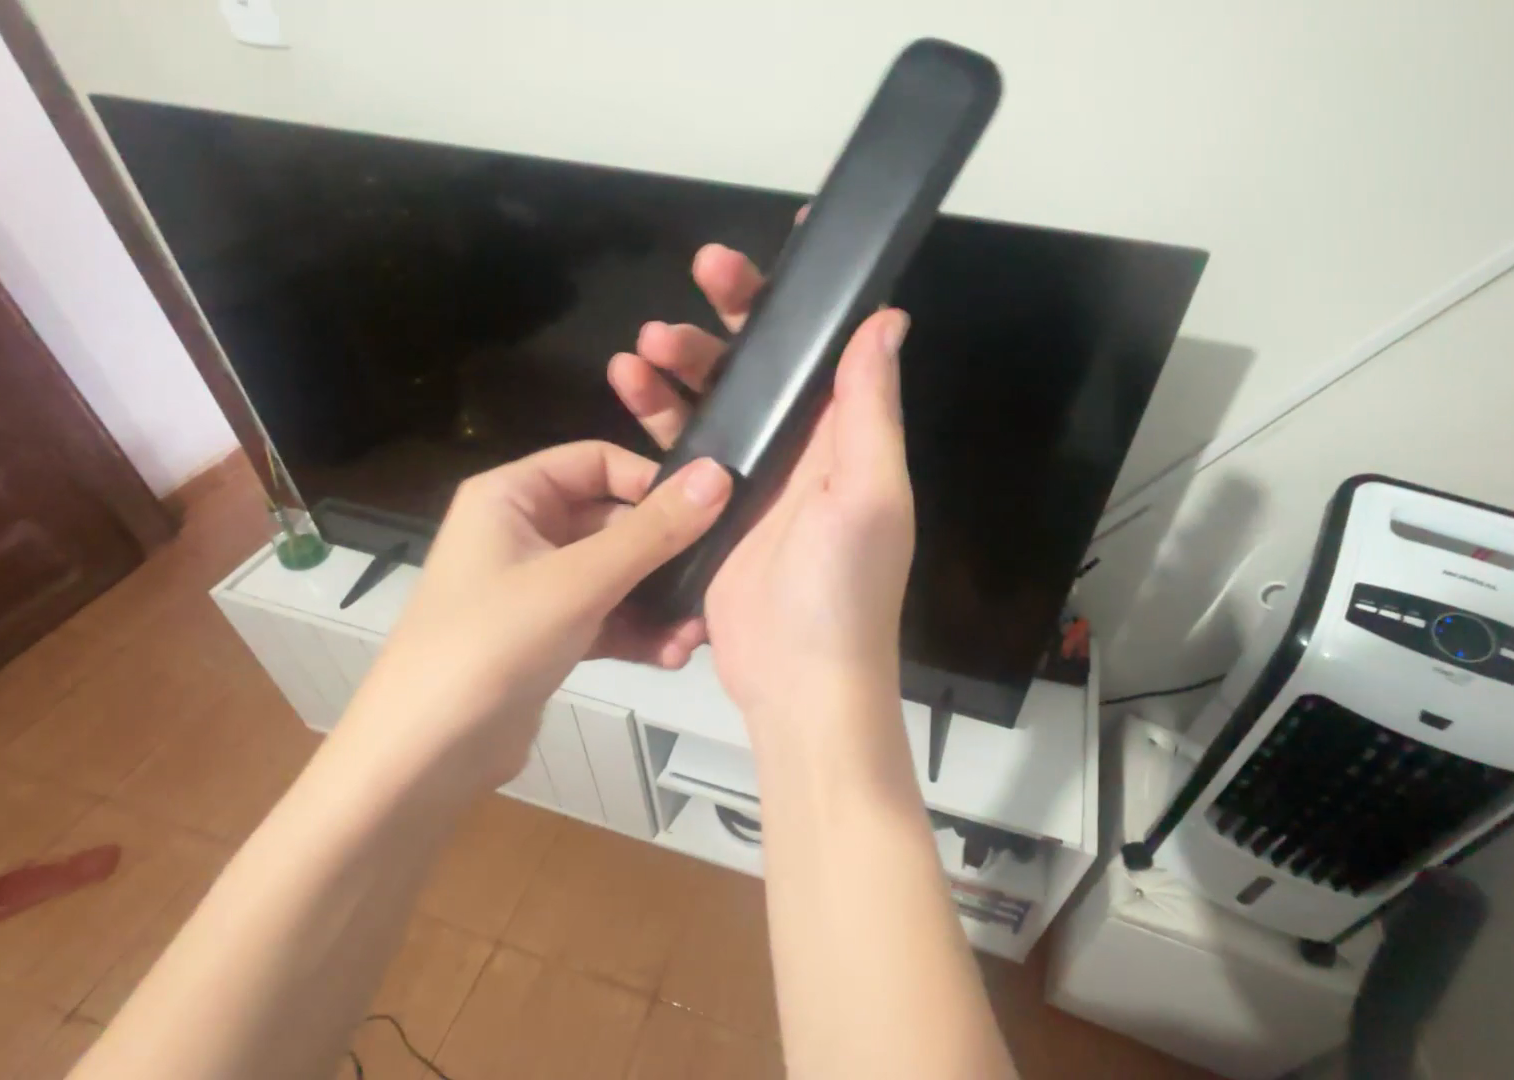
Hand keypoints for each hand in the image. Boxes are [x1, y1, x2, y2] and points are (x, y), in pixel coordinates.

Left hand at [334, 441, 730, 782]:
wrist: (425, 755)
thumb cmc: (493, 644)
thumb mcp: (580, 580)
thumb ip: (653, 530)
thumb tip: (720, 473)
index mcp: (513, 496)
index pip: (597, 462)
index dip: (651, 482)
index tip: (705, 512)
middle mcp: (523, 532)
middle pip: (613, 522)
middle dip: (665, 556)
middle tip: (714, 582)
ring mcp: (535, 587)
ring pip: (615, 576)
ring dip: (658, 602)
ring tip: (695, 635)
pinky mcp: (547, 635)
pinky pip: (605, 618)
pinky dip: (637, 634)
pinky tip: (672, 656)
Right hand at [607, 243, 915, 718]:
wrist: (797, 681)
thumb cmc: (843, 588)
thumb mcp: (867, 491)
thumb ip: (869, 407)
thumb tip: (886, 318)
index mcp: (845, 436)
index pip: (831, 347)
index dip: (811, 297)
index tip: (789, 240)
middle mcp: (801, 448)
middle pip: (765, 363)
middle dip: (735, 313)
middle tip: (701, 270)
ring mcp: (751, 478)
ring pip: (715, 398)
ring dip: (683, 362)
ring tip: (644, 343)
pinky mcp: (708, 509)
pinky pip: (679, 446)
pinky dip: (655, 410)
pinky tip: (626, 383)